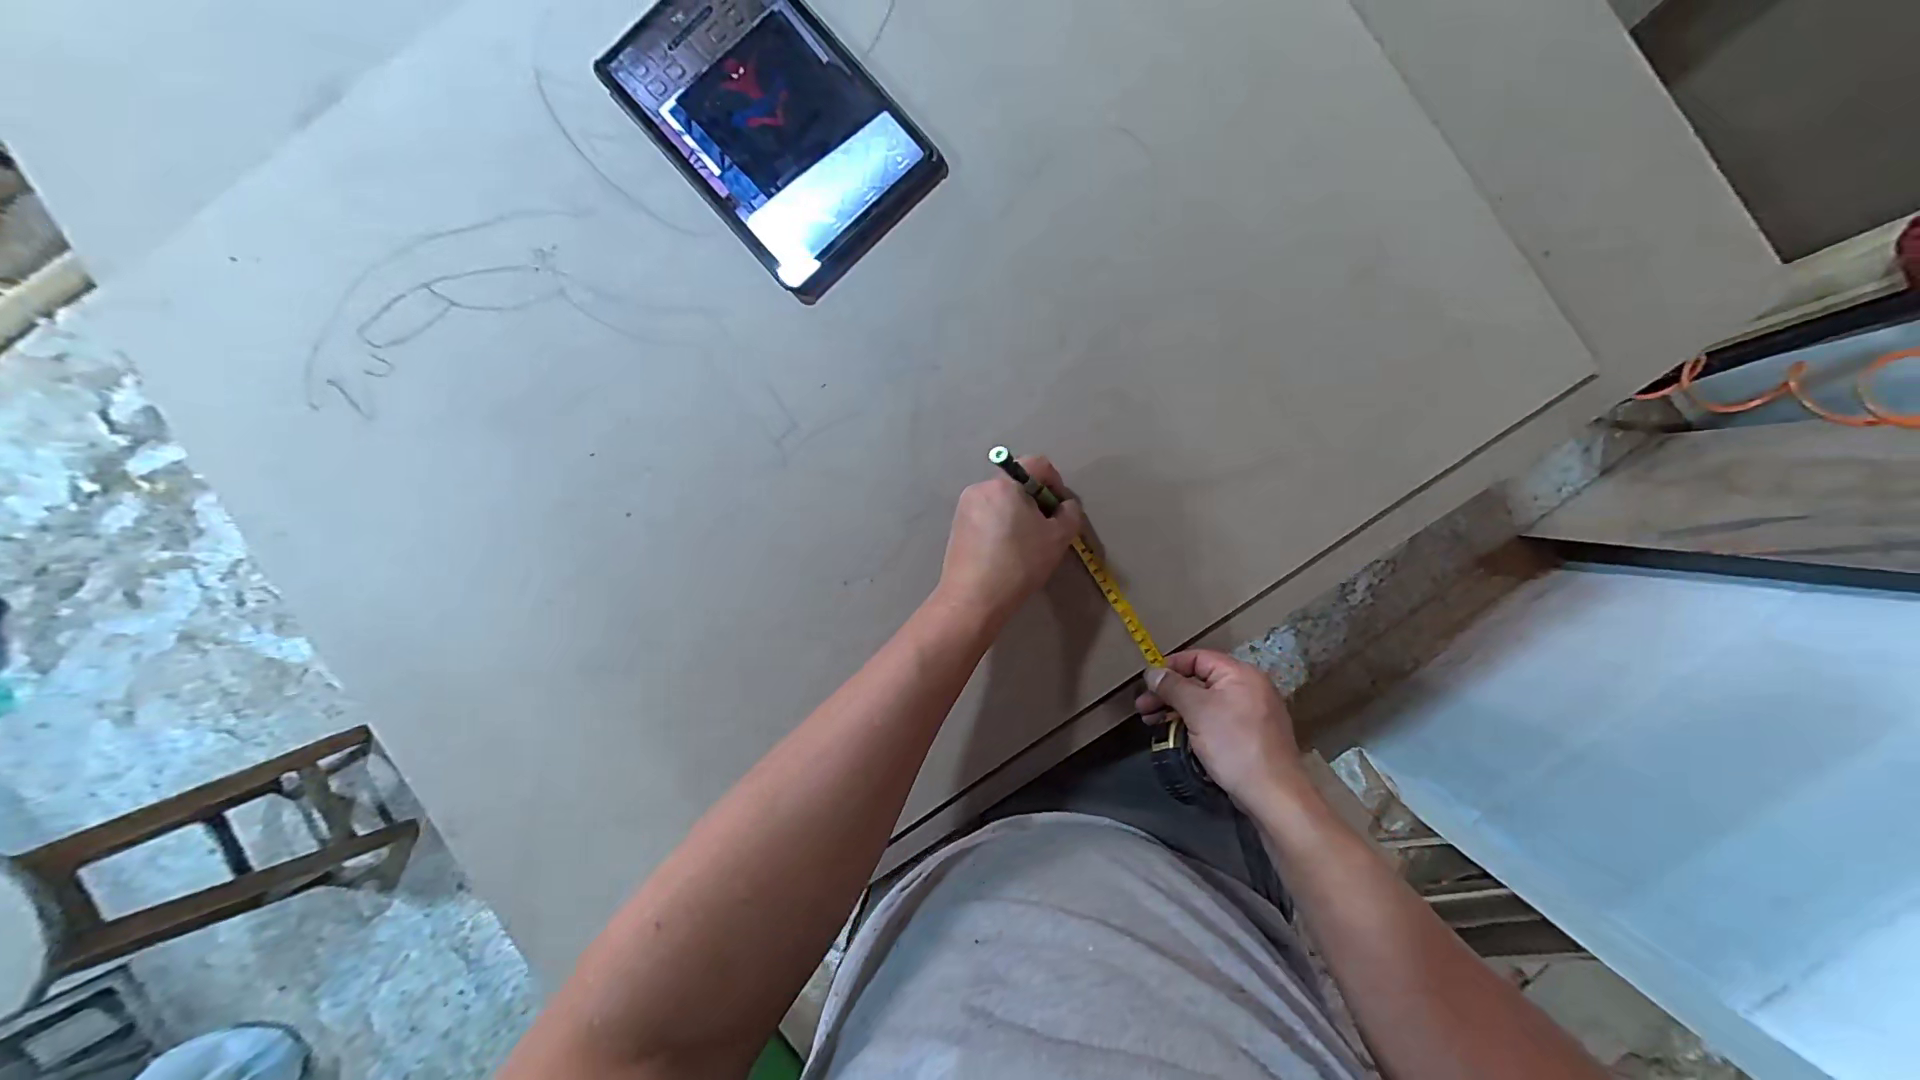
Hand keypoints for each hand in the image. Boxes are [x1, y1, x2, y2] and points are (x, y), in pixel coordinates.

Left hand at [935, 456, 1085, 624]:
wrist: (973, 599)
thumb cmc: (1019, 564)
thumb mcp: (1058, 538)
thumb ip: (1070, 514)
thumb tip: (1065, 506)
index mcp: (1005, 484)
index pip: (1037, 464)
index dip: (1056, 482)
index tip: (1060, 509)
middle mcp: (981, 487)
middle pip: (1018, 482)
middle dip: (1036, 500)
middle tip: (1046, 529)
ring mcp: (965, 506)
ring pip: (1001, 499)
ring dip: (1018, 513)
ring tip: (1026, 544)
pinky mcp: (957, 525)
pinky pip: (987, 514)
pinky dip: (1000, 524)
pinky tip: (1005, 551)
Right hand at [1135, 650, 1306, 807]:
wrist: (1272, 793)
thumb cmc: (1233, 744)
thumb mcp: (1197, 710)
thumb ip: (1172, 687)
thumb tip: (1152, 672)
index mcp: (1240, 674)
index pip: (1197, 658)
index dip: (1169, 667)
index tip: (1146, 683)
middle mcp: (1248, 687)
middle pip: (1199, 680)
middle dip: (1168, 692)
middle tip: (1142, 707)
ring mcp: (1250, 712)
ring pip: (1205, 702)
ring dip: (1176, 709)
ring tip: (1151, 722)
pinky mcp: (1249, 734)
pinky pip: (1215, 718)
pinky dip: (1193, 722)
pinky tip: (1175, 733)